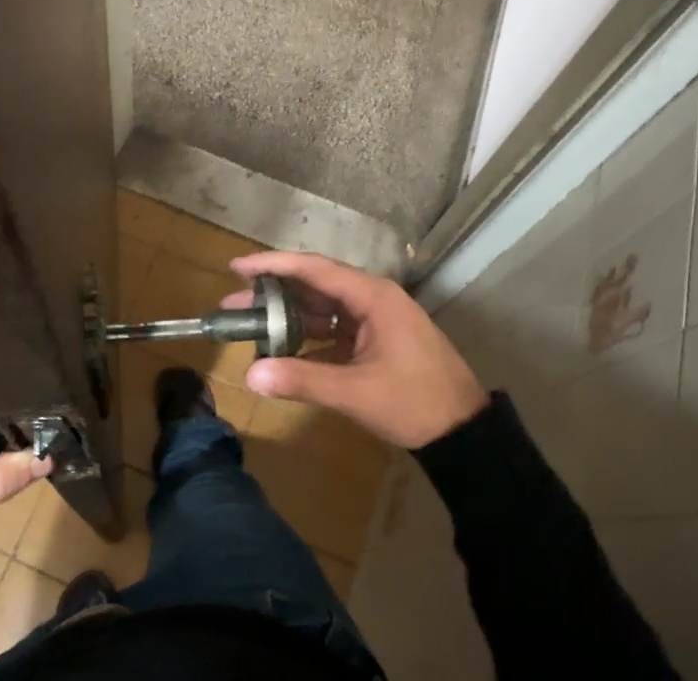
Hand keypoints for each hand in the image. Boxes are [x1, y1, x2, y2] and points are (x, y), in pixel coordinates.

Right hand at [225, 252, 488, 448]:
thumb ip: (303, 380)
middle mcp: (373, 300)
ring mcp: (377, 321)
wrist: (463, 432)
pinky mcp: (378, 342)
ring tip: (251, 325)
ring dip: (290, 317)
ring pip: (324, 310)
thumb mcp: (356, 393)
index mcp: (373, 298)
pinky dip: (309, 338)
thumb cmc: (414, 402)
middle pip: (316, 286)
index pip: (315, 270)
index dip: (274, 266)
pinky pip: (335, 331)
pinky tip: (282, 351)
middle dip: (274, 294)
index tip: (238, 268)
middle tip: (234, 303)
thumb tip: (250, 375)